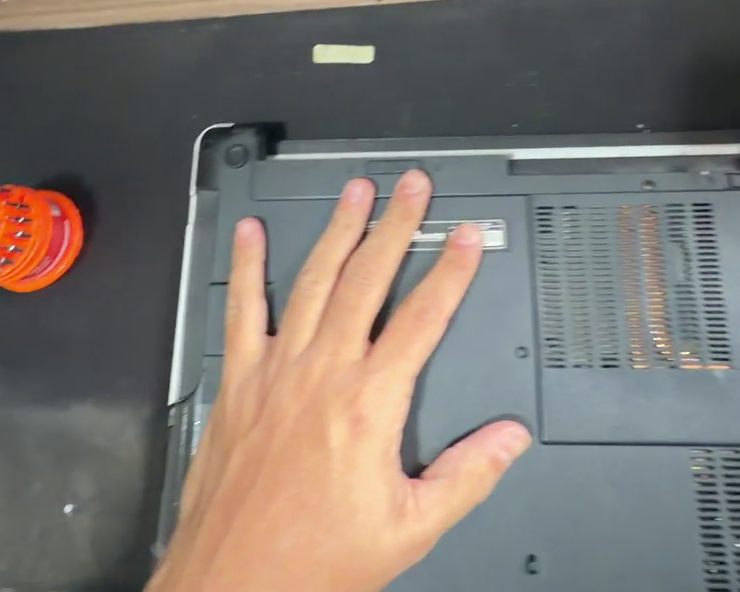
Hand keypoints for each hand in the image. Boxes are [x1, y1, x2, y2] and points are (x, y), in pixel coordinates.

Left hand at [148, 170, 532, 591]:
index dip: (450, 271)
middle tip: (412, 187)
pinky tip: (250, 235)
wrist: (233, 586)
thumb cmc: (313, 561)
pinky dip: (247, 267)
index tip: (465, 237)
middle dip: (396, 224)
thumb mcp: (408, 527)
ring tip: (355, 192)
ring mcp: (277, 369)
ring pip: (314, 280)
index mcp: (368, 403)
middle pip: (368, 278)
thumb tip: (507, 440)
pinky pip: (243, 309)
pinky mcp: (240, 379)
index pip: (423, 317)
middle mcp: (323, 373)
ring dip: (338, 229)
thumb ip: (466, 476)